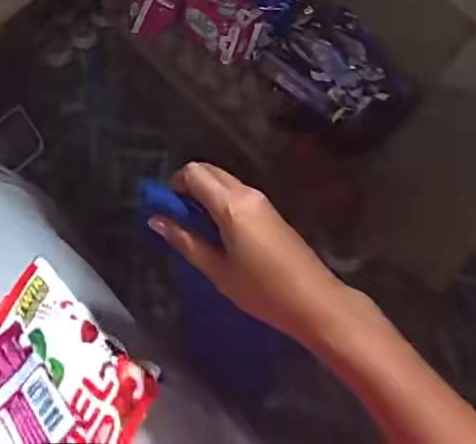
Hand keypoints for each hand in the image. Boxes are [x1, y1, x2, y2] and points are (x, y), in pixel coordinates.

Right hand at [146, 162, 352, 345]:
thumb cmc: (264, 291)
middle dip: (188, 185)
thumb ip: (185, 241)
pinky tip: (223, 232)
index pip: (192, 172)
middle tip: (181, 217)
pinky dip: (221, 200)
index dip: (174, 184)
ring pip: (222, 180)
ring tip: (201, 228)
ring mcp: (261, 200)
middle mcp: (245, 193)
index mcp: (230, 204)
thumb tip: (156, 220)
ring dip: (205, 193)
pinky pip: (236, 192)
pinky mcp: (270, 211)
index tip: (168, 209)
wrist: (319, 304)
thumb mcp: (218, 271)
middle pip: (207, 170)